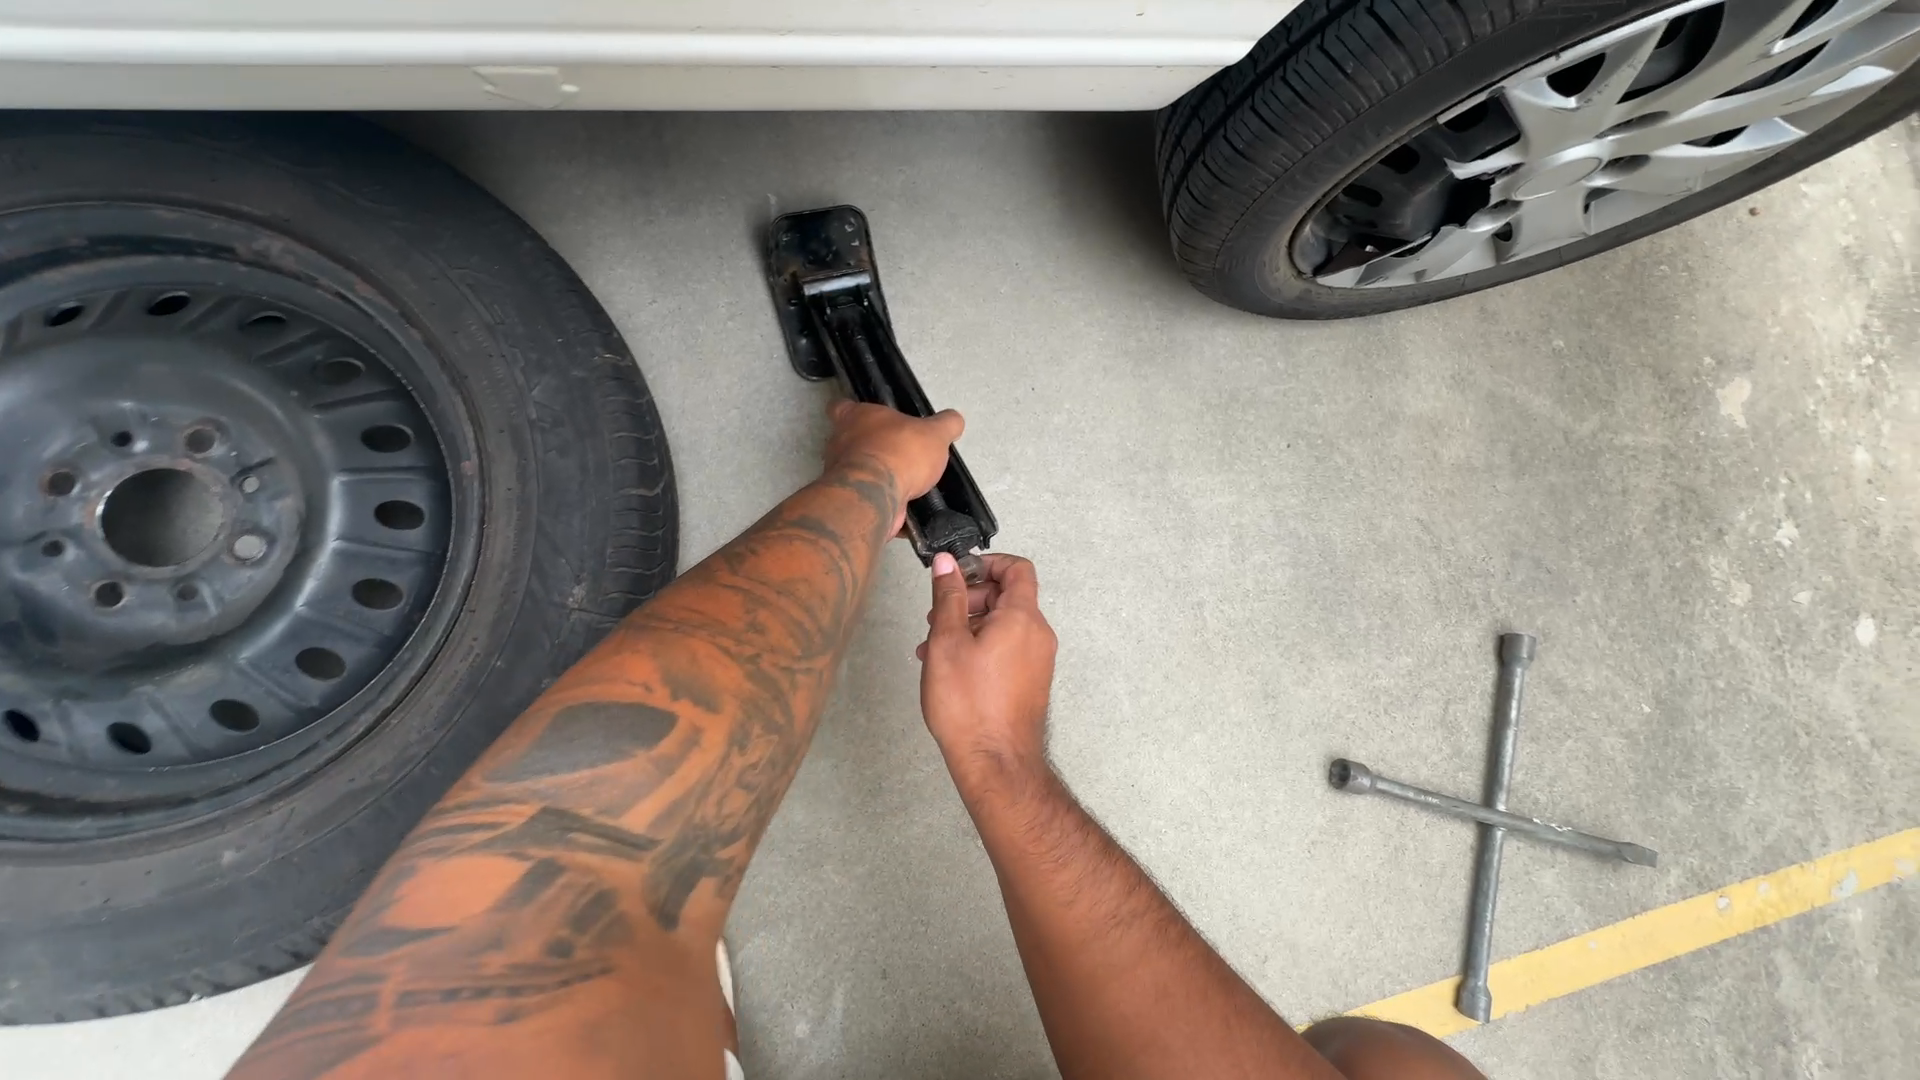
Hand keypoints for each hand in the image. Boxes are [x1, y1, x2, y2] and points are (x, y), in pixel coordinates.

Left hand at [822, 400, 963, 504]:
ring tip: (903, 484)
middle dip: (870, 449)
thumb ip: (946, 425)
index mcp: (856, 416)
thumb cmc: (899, 453)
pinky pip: (865, 499)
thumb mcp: (935, 433)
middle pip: (848, 441)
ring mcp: (840, 474)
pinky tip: (902, 507)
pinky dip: (880, 503)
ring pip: (855, 472)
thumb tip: (954, 420)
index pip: (841, 407)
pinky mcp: (849, 500)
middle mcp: (841, 443)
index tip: (865, 419)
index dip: (851, 412)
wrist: (877, 495)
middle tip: (895, 454)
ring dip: (875, 478)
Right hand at [918, 551, 1057, 789]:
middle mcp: (1038, 635)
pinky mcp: (1031, 681)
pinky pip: (1008, 648)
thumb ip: (948, 597)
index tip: (957, 575)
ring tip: (934, 647)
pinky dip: (982, 645)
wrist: (996, 763)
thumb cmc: (969, 705)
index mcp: (1022, 617)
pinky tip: (951, 667)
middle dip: (970, 598)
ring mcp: (1038, 660)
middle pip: (1008, 596)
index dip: (986, 564)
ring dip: (970, 625)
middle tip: (937, 615)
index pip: (1017, 569)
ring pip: (1004, 624)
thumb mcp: (947, 641)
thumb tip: (948, 563)